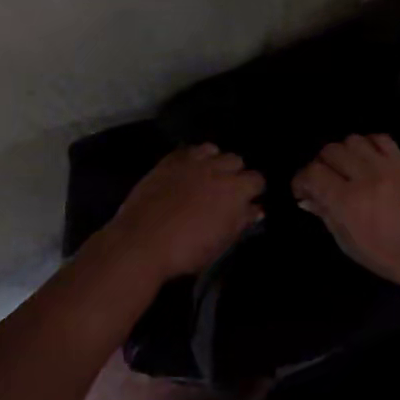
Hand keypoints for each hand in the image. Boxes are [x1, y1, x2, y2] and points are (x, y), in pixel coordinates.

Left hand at [103, 144, 264, 279]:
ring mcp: (190, 162)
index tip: (248, 203)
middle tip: (226, 192)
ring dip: (214, 161)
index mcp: (235, 190)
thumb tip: (256, 209)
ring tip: (207, 178)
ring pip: (213, 150)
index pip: (257, 180)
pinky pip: (187, 150)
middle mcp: (216, 169)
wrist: (142, 242)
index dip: (254, 192)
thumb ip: (242, 221)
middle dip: (236, 174)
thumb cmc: (188, 250)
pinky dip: (192, 158)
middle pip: (236, 160)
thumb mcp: (223, 241)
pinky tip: (186, 173)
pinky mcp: (167, 162)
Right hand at [292, 134, 399, 288]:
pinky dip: (368, 145)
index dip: (301, 180)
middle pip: (329, 151)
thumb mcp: (348, 243)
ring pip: (352, 140)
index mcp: (347, 202)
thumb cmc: (386, 256)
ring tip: (347, 169)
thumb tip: (308, 197)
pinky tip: (367, 160)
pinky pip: (379, 138)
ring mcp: (386, 166)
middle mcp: (364, 177)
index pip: (312, 173)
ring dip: (343, 153)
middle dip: (321, 165)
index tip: (303, 190)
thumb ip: (326, 214)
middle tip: (324, 181)